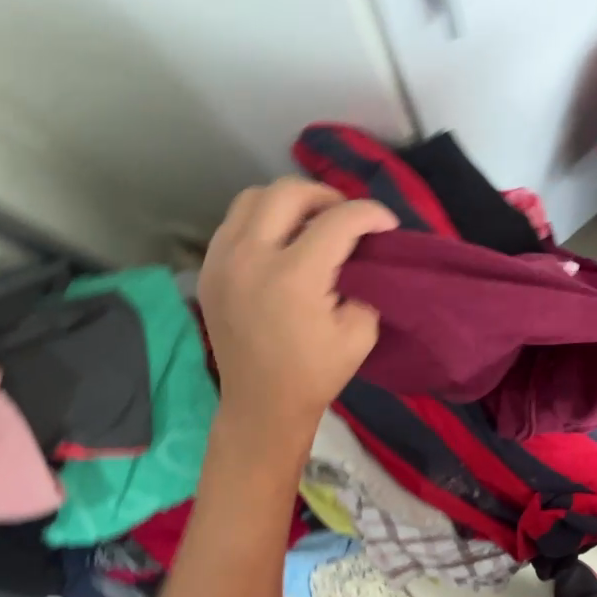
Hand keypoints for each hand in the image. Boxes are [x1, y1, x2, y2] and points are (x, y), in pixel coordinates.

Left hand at [197, 177, 397, 440]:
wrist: (262, 404)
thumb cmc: (315, 374)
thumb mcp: (360, 334)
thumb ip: (365, 286)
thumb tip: (361, 259)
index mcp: (295, 276)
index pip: (338, 221)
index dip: (370, 214)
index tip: (386, 224)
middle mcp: (252, 256)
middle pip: (289, 192)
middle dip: (326, 196)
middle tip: (346, 216)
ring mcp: (223, 260)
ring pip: (253, 198)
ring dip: (288, 202)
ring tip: (310, 222)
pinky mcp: (209, 269)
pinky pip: (234, 223)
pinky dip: (261, 221)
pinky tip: (280, 242)